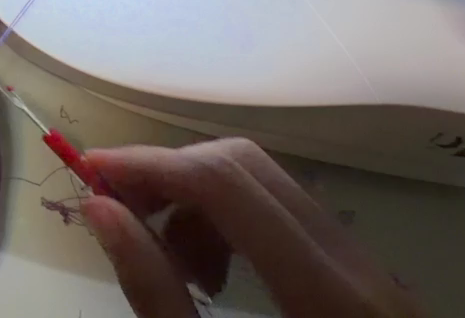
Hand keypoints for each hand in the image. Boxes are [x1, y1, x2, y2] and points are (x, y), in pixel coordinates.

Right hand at [82, 138, 425, 317]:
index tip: (90, 171)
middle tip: (120, 212)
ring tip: (171, 263)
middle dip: (168, 176)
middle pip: (243, 166)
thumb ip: (156, 295)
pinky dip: (229, 223)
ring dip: (195, 201)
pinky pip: (283, 215)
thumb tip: (99, 207)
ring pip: (263, 184)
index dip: (147, 165)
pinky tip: (210, 275)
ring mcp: (374, 272)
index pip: (224, 184)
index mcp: (331, 300)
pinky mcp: (367, 281)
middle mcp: (363, 269)